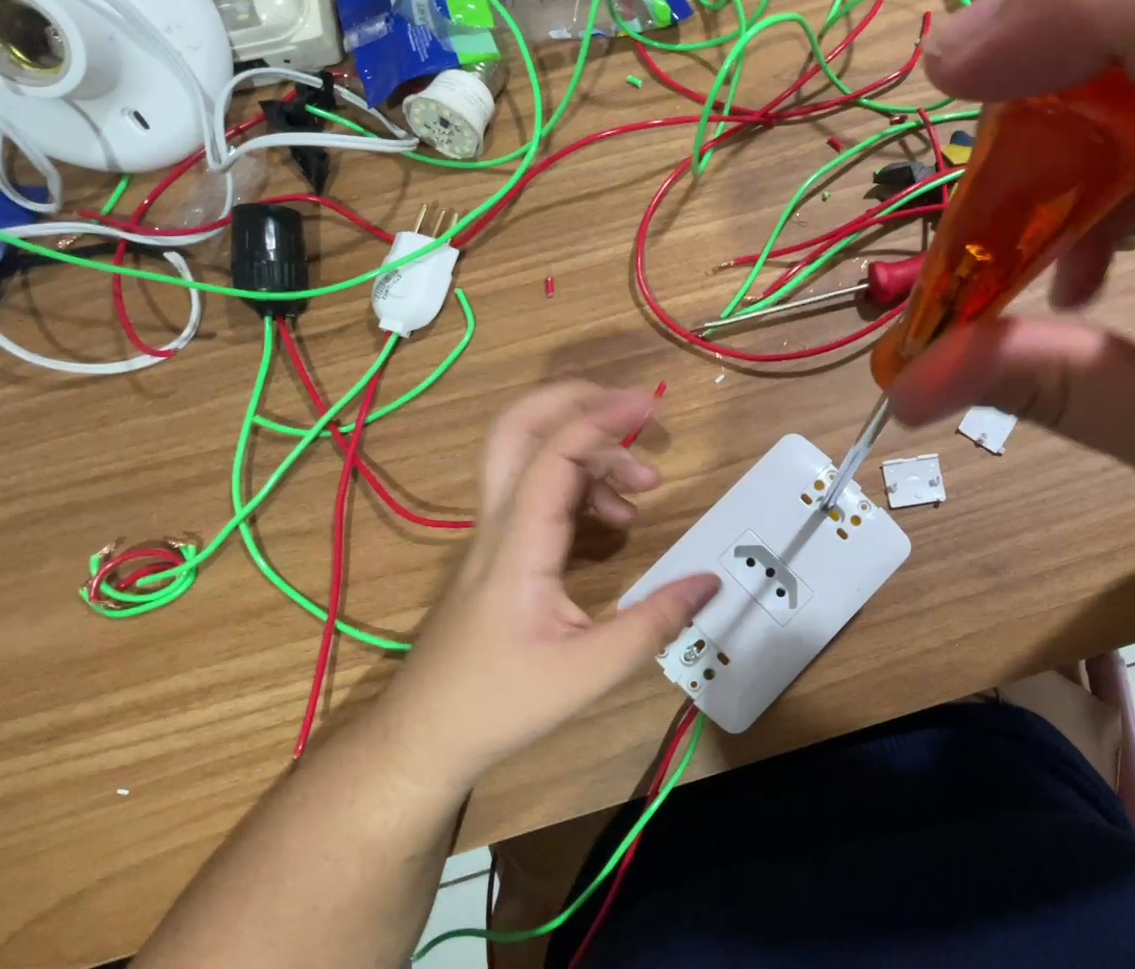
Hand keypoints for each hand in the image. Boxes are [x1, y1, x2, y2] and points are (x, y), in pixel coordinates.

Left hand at [379, 384, 719, 779]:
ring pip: (530, 457)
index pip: (554, 453)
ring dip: (589, 450)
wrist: (424, 734)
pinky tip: (616, 520)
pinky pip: (537, 491)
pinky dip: (580, 483)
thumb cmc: (500, 703)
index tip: (652, 407)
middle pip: (517, 428)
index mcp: (519, 545)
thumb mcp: (589, 671)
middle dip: (577, 400)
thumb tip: (710, 581)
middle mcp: (500, 524)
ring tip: (645, 487)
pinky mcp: (501, 551)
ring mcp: (495, 535)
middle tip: (637, 411)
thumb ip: (654, 624)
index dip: (602, 418)